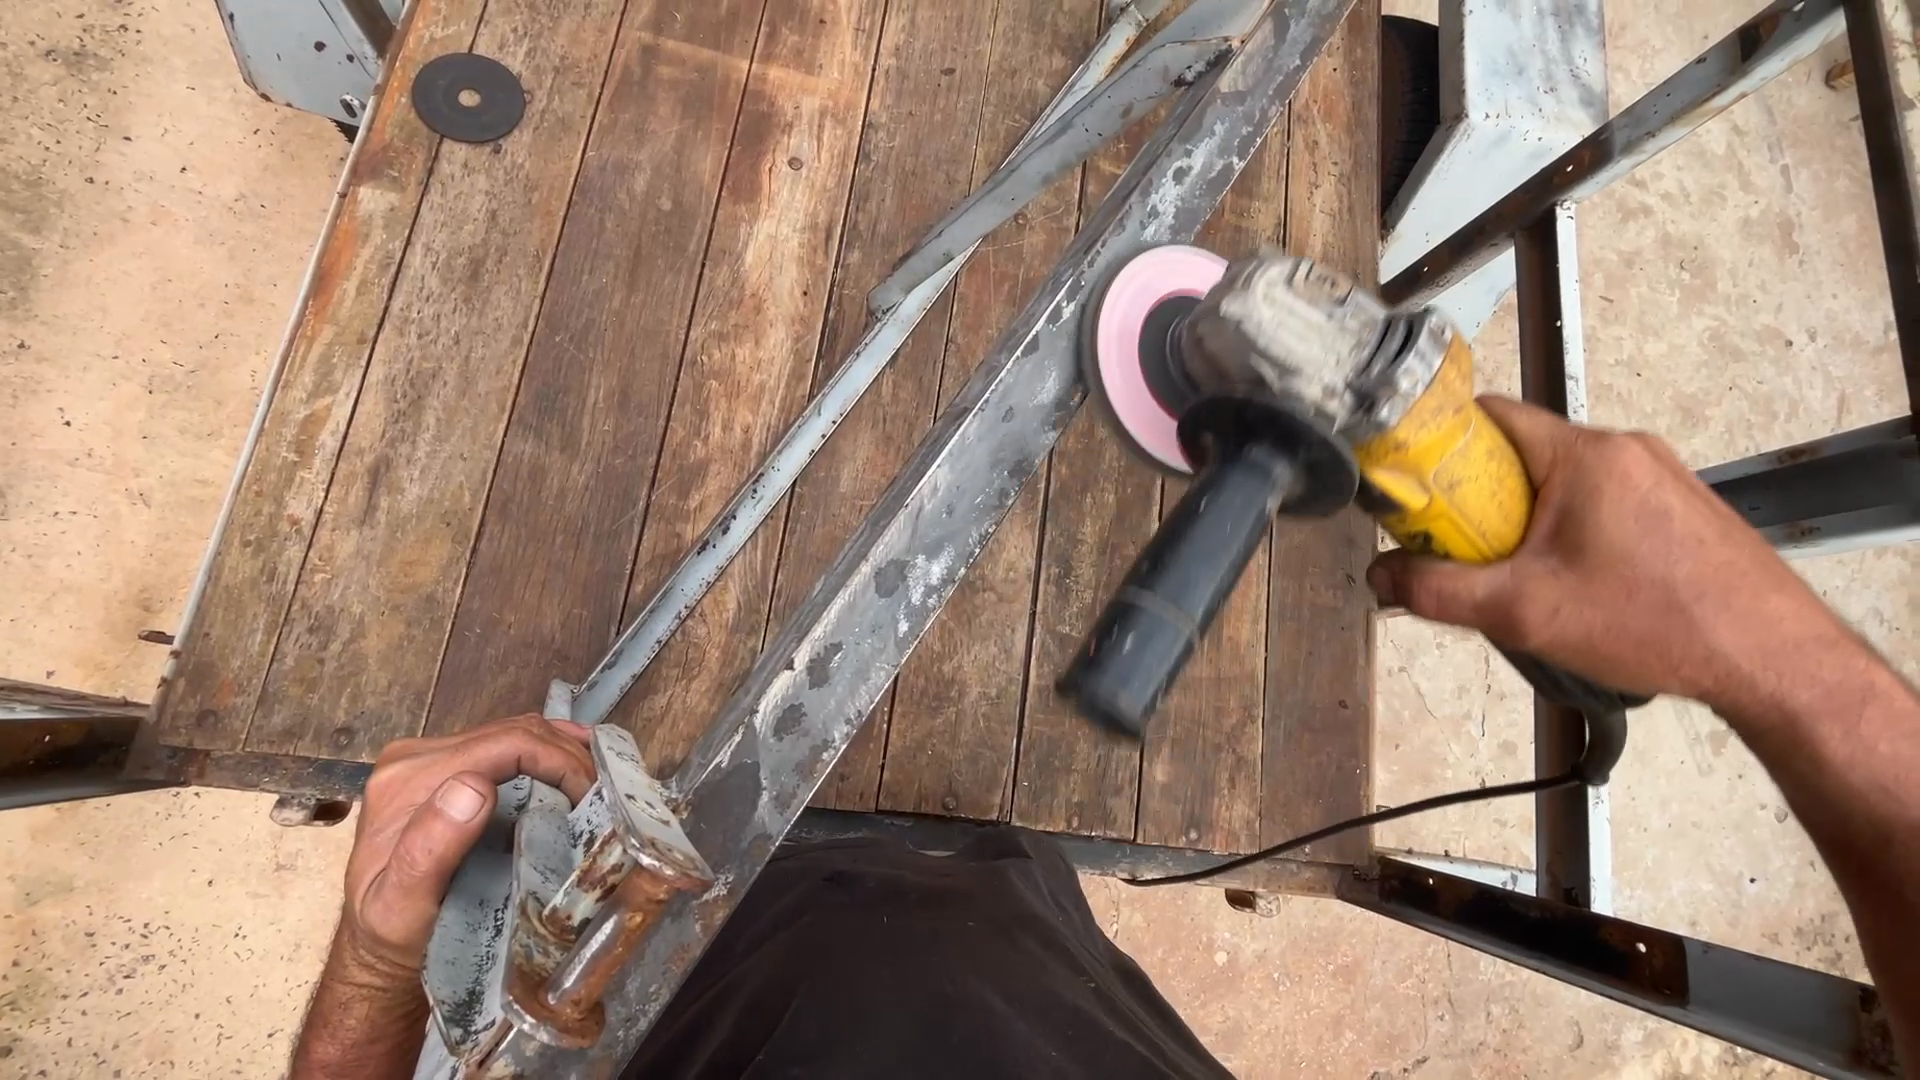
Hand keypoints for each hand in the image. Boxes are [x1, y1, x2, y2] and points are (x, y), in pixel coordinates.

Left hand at [333, 714, 596, 987]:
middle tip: (602, 793)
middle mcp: (417, 756)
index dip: (560, 761)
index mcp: (408, 779)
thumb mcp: (401, 908)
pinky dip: (551, 748)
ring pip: (519, 731)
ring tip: (596, 780)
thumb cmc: (393, 938)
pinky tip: (576, 759)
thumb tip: (475, 787)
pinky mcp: (451, 764)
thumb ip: (429, 849)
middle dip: (569, 756)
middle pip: (516, 732)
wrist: (380, 951)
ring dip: (564, 751)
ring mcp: (434, 756)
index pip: (507, 744)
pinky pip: (513, 741)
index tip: (590, 797)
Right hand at [1365, 396, 1843, 711]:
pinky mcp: (1676, 506)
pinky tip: (1562, 579)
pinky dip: (1556, 528)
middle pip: (1516, 451)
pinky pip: (1590, 500)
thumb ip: (1434, 589)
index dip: (1436, 445)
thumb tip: (1376, 575)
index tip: (1411, 491)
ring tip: (1507, 572)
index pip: (1488, 415)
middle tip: (1455, 547)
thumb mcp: (1519, 610)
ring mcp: (1656, 475)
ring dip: (1514, 516)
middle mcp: (1622, 449)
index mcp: (1584, 454)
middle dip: (1473, 496)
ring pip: (1552, 479)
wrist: (1778, 663)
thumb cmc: (1646, 622)